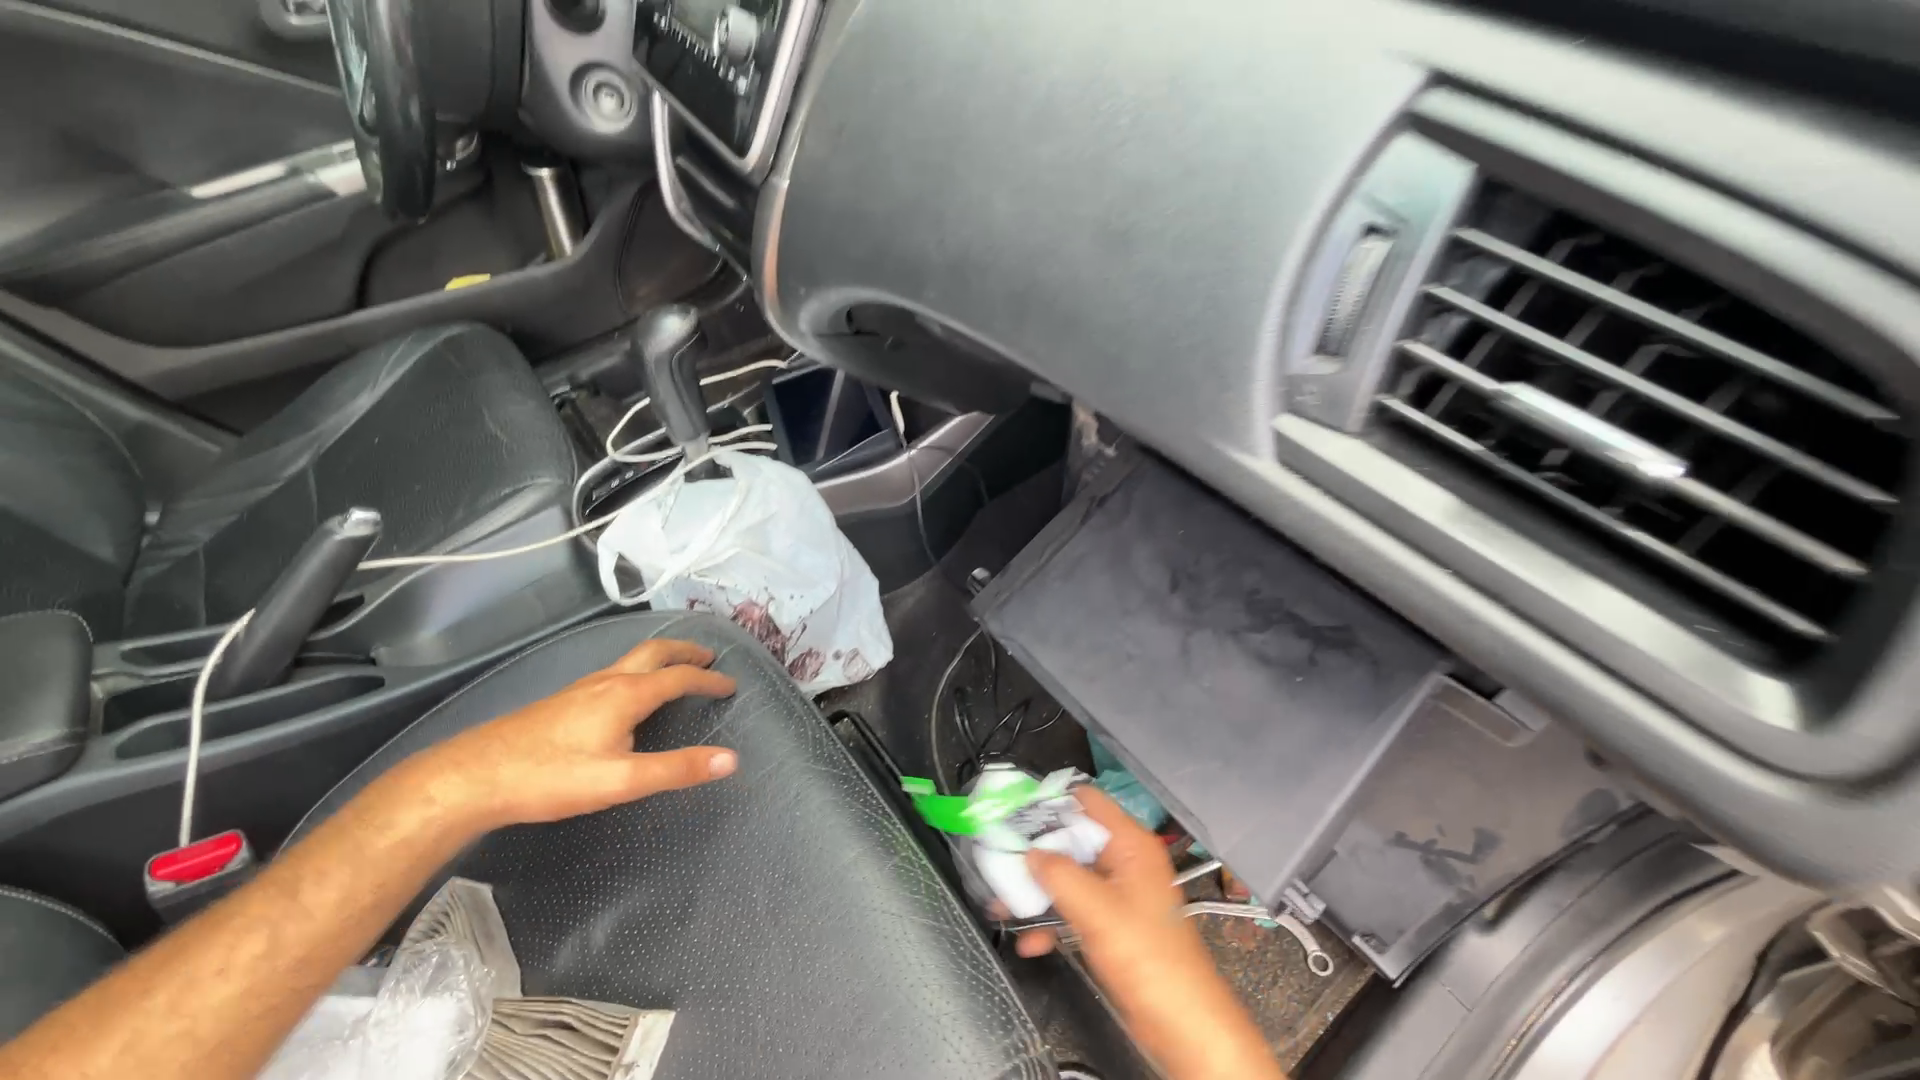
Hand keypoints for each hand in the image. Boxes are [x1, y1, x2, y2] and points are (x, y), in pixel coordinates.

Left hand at [384, 638, 738, 835]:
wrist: (474, 776)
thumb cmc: (552, 777)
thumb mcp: (622, 780)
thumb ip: (677, 769)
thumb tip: (731, 760)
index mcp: (626, 694)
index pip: (678, 677)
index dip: (708, 680)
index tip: (731, 685)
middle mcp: (606, 682)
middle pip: (653, 652)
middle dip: (684, 651)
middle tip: (708, 656)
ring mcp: (581, 689)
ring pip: (630, 660)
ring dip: (660, 658)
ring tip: (675, 668)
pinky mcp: (563, 702)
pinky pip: (613, 672)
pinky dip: (638, 670)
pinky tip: (627, 693)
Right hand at [1017, 789, 1286, 1079]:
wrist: (1181, 1022)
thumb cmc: (1153, 961)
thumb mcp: (1097, 909)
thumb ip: (1059, 874)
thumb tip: (1030, 854)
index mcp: (1131, 845)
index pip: (1087, 802)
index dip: (1050, 803)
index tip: (1014, 813)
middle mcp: (1126, 863)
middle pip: (1072, 841)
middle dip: (1036, 855)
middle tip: (1001, 861)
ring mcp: (1119, 895)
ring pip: (1069, 877)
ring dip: (1038, 892)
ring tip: (1004, 905)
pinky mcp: (1113, 925)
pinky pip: (1074, 909)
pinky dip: (1051, 921)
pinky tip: (1030, 940)